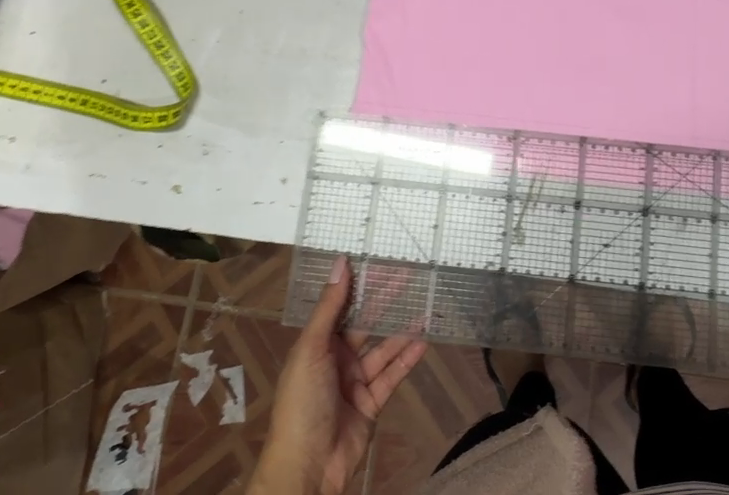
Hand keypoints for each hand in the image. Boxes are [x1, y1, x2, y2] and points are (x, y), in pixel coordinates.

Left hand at [251, 259, 427, 494]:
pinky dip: (406, 360)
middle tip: (409, 278)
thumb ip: (329, 307)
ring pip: (382, 350)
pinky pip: (391, 376)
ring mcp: (354, 382)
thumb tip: (341, 263)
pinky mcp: (371, 404)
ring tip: (425, 309)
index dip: (358, 285)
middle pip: (364, 325)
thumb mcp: (311, 349)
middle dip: (385, 303)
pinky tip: (423, 343)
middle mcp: (335, 360)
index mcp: (316, 345)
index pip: (340, 307)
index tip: (380, 262)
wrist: (306, 466)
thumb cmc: (302, 402)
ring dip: (402, 332)